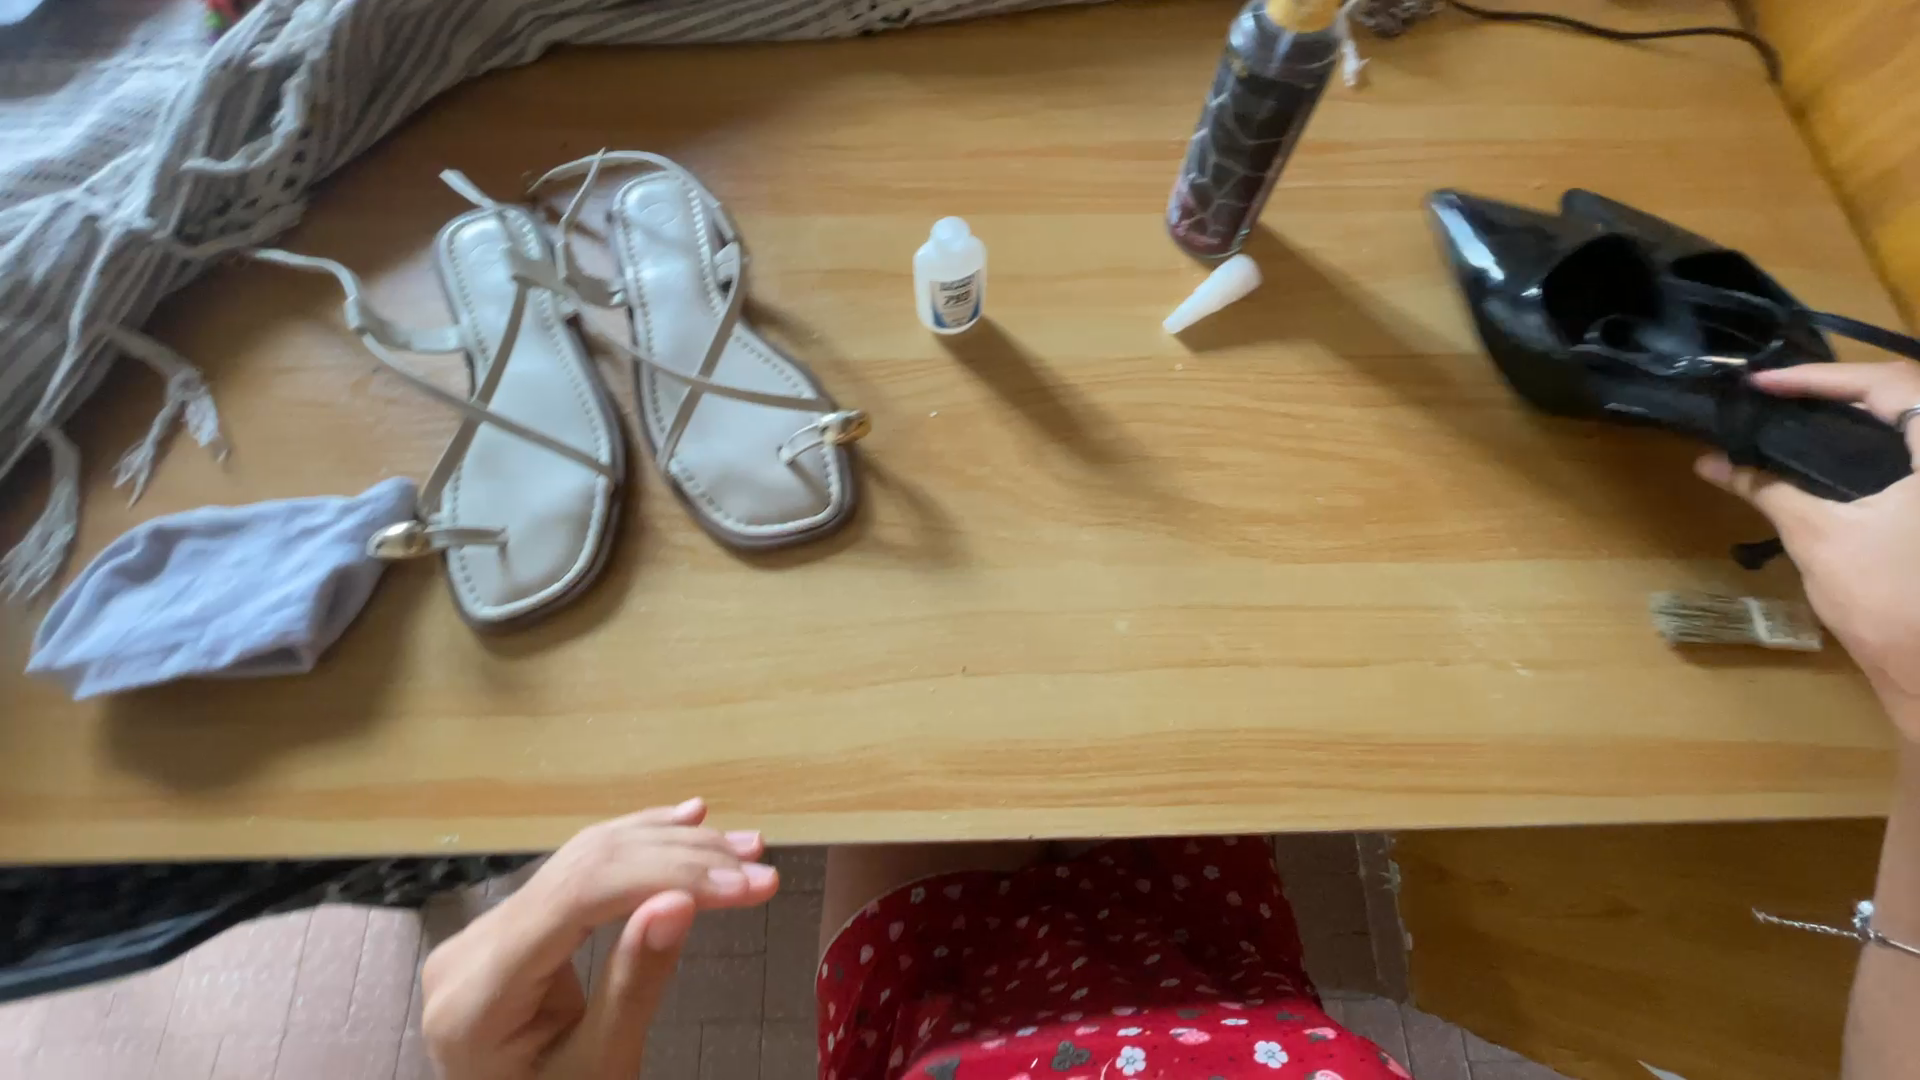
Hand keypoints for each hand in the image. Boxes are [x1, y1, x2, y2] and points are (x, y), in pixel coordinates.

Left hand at [420, 799, 777, 1079]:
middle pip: (590, 866)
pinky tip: (688, 820)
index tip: (744, 884)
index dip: (668, 875)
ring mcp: (492, 927)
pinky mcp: (517, 920)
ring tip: (745, 849)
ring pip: (593, 855)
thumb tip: (681, 901)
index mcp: (476, 993)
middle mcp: (474, 944)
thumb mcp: (597, 1073)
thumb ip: (633, 986)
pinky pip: (585, 865)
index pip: (581, 894)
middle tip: (759, 868)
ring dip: (676, 847)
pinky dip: (644, 843)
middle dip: (683, 860)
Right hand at [1695, 361, 1919, 736]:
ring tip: (1807, 419)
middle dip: (1847, 388)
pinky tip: (1848, 456)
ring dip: (1872, 414)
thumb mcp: (1819, 535)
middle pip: (1915, 393)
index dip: (1820, 377)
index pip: (1892, 383)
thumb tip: (1710, 461)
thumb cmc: (1888, 598)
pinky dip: (1890, 445)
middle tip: (1780, 397)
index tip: (1758, 384)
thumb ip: (1767, 487)